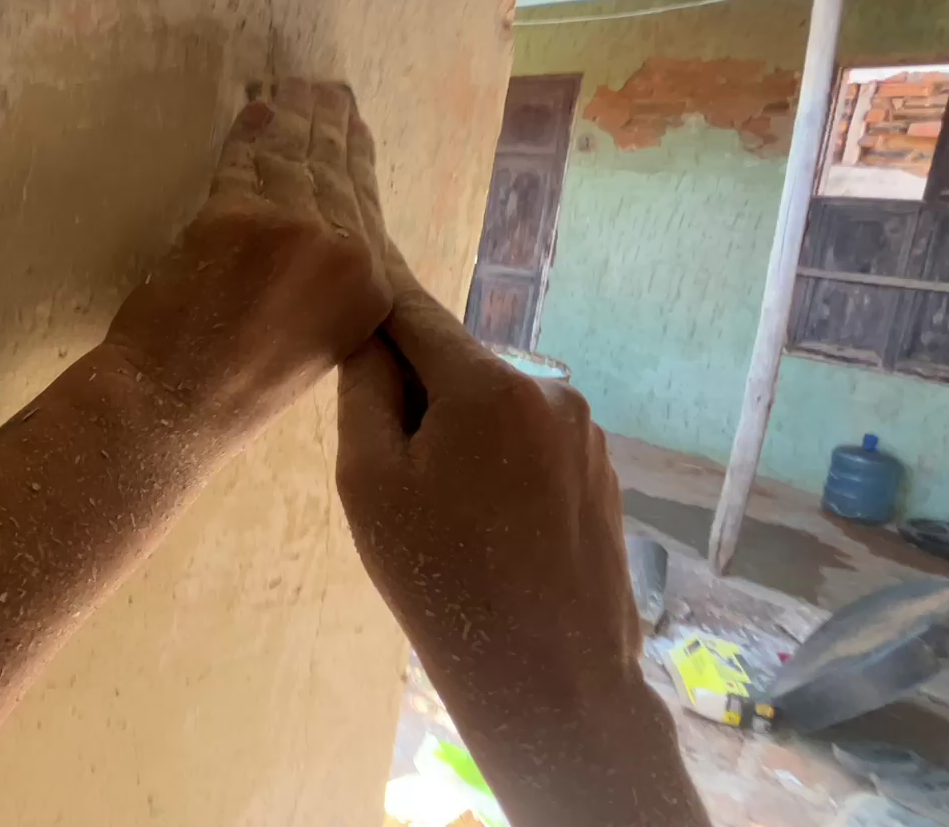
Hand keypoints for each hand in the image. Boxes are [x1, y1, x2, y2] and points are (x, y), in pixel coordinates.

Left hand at [104, 80, 391, 436]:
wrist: (170, 406)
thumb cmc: (231, 388)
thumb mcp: (308, 339)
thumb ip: (324, 281)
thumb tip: (319, 223)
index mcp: (371, 292)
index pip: (365, 205)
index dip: (356, 160)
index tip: (354, 126)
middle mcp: (344, 253)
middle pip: (334, 172)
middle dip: (329, 125)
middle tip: (328, 90)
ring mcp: (291, 230)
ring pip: (292, 158)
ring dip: (291, 117)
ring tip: (294, 88)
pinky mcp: (234, 217)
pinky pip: (244, 161)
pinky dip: (247, 133)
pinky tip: (256, 109)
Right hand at [337, 267, 707, 824]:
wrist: (550, 679)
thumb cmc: (438, 574)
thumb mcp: (369, 478)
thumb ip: (363, 389)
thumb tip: (368, 333)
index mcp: (487, 385)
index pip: (413, 310)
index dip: (376, 294)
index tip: (350, 268)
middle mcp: (548, 388)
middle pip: (449, 358)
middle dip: (410, 384)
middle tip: (386, 459)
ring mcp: (582, 428)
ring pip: (486, 396)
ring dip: (450, 419)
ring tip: (438, 499)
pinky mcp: (598, 464)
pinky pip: (521, 430)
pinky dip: (488, 447)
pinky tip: (482, 514)